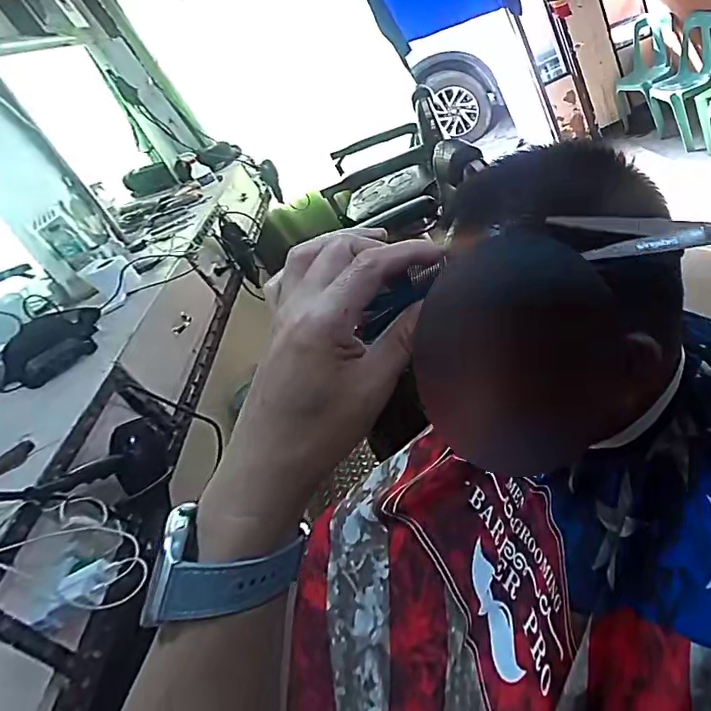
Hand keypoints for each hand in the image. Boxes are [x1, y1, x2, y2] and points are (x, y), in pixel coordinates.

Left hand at [198, 227, 443, 557]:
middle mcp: (297, 306)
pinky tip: (335, 276)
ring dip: (345, 244)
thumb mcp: (375, 383)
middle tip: (415, 258)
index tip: (442, 252)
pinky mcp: (276, 327)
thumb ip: (405, 334)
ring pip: (307, 254)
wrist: (268, 467)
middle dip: (381, 243)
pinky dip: (315, 263)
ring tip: (377, 252)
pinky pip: (289, 277)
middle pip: (338, 248)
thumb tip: (433, 300)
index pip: (371, 264)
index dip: (411, 251)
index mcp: (323, 318)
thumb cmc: (323, 430)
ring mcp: (281, 315)